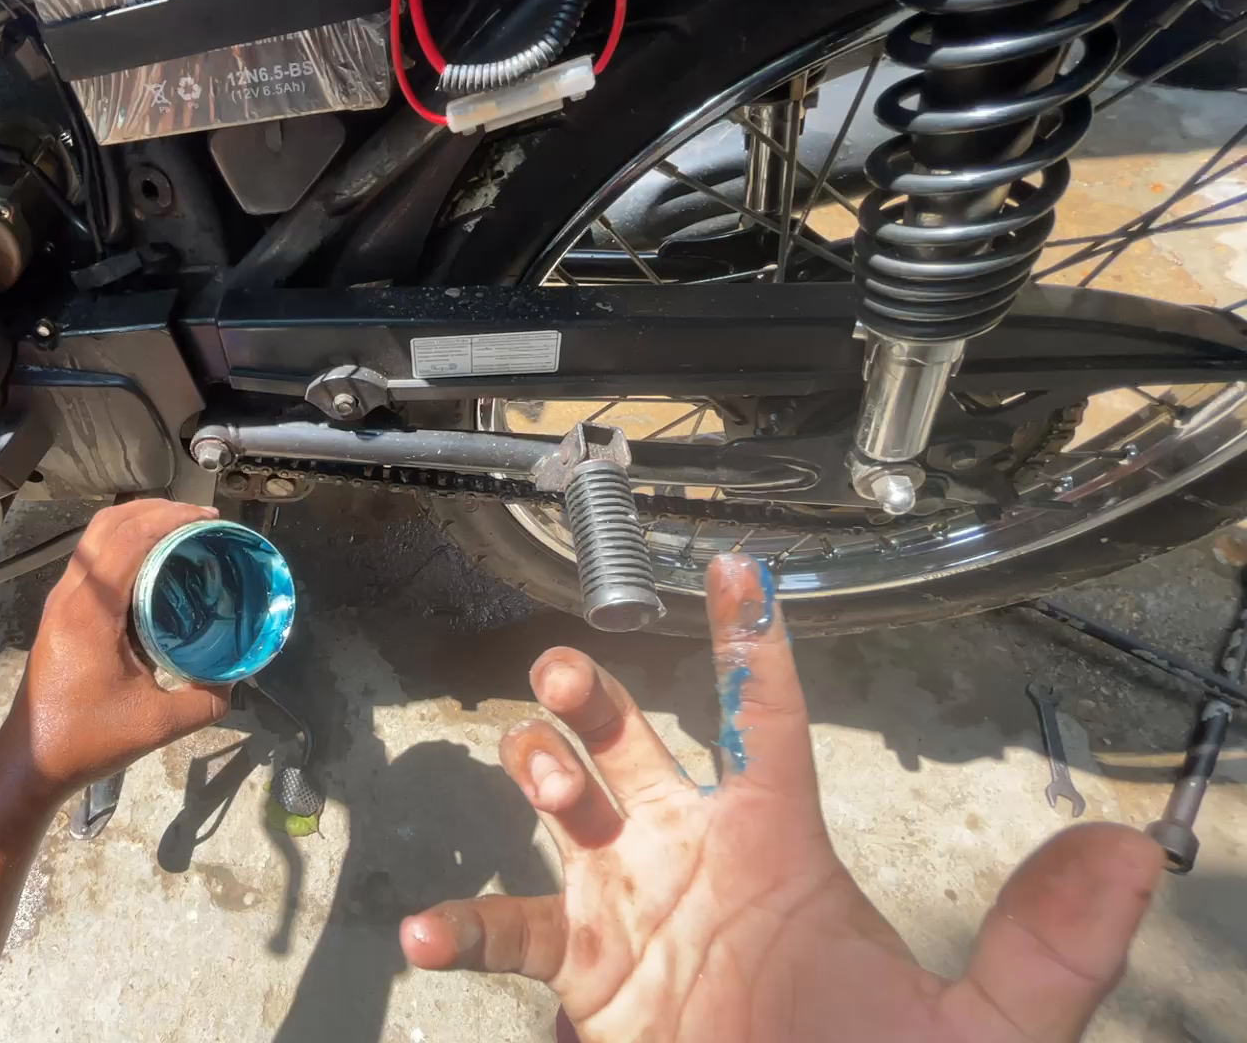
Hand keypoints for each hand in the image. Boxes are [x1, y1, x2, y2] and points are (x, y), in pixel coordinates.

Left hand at [0, 499, 232, 801]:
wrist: (31, 761)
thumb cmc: (87, 739)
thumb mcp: (157, 724)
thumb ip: (206, 700)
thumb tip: (237, 677)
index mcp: (91, 611)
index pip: (130, 539)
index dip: (171, 518)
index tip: (208, 518)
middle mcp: (71, 594)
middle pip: (109, 523)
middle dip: (157, 509)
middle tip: (199, 517)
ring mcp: (61, 599)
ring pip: (96, 535)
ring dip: (138, 520)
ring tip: (180, 528)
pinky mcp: (61, 610)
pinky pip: (93, 556)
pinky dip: (125, 542)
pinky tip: (154, 560)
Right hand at [400, 552, 1164, 1041]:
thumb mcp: (971, 1030)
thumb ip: (1039, 946)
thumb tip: (1133, 849)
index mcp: (764, 838)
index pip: (754, 713)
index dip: (746, 636)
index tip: (736, 565)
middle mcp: (676, 843)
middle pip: (621, 734)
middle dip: (588, 692)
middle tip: (565, 676)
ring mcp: (616, 893)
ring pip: (557, 799)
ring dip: (538, 770)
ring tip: (545, 776)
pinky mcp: (572, 956)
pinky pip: (502, 926)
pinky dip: (461, 924)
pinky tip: (427, 937)